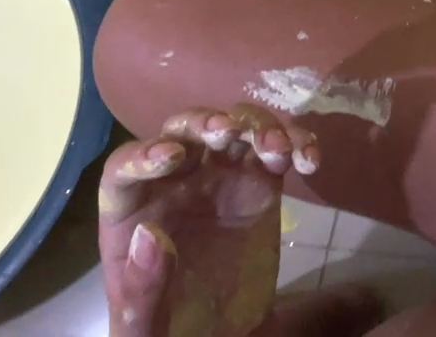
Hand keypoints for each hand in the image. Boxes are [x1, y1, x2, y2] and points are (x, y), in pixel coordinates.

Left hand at [98, 104, 318, 336]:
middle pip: (185, 130)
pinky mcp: (264, 181)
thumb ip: (142, 290)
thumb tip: (148, 235)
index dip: (143, 154)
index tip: (170, 159)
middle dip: (207, 121)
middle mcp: (177, 181)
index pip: (126, 166)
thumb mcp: (144, 330)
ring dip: (259, 125)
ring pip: (237, 126)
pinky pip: (281, 147)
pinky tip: (310, 161)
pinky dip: (298, 143)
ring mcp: (223, 175)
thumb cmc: (172, 333)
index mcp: (134, 210)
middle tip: (228, 130)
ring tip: (278, 149)